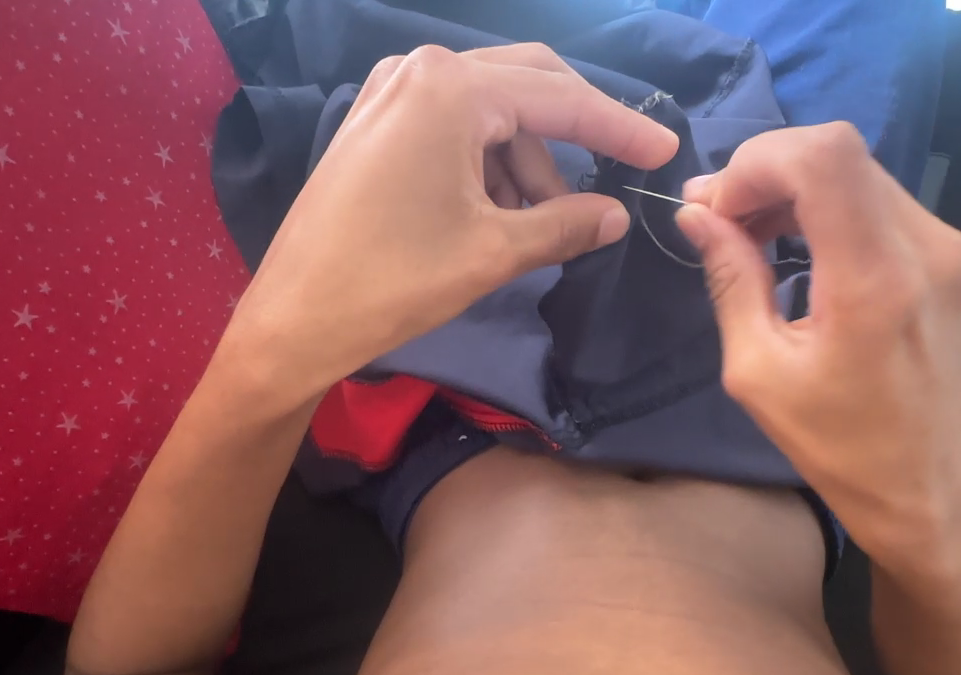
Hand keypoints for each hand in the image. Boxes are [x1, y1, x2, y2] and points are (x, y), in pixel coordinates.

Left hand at [220, 44, 677, 406]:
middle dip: (569, 143)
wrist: (298, 318)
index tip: (662, 151)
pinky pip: (451, 133)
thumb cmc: (396, 282)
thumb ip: (564, 225)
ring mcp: (389, 95)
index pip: (559, 98)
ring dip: (523, 167)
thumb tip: (617, 216)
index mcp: (452, 89)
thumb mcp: (492, 253)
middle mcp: (419, 71)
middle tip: (603, 194)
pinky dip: (483, 169)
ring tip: (535, 228)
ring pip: (487, 117)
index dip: (618, 127)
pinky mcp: (374, 128)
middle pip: (524, 90)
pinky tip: (492, 216)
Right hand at [673, 123, 960, 576]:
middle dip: (764, 172)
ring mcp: (942, 244)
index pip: (822, 158)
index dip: (756, 162)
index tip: (715, 209)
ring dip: (791, 186)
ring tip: (745, 231)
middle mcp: (920, 245)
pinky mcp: (945, 253)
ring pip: (857, 169)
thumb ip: (731, 282)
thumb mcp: (757, 371)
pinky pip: (875, 198)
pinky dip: (823, 204)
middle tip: (716, 217)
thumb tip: (698, 217)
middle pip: (838, 151)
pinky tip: (789, 240)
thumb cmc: (830, 440)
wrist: (914, 478)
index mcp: (871, 280)